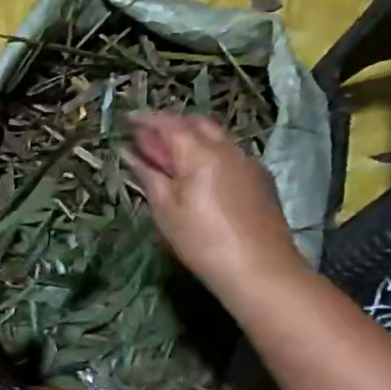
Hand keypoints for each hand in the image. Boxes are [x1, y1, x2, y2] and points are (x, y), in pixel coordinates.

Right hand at [125, 112, 306, 297]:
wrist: (260, 269)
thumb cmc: (203, 242)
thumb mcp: (167, 212)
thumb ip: (149, 177)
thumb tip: (131, 154)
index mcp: (200, 152)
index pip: (169, 124)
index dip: (146, 120)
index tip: (128, 120)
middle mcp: (227, 148)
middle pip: (197, 124)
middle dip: (172, 125)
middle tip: (150, 138)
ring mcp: (248, 162)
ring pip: (217, 138)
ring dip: (194, 140)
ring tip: (174, 157)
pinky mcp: (262, 179)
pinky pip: (232, 155)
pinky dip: (211, 155)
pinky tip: (203, 176)